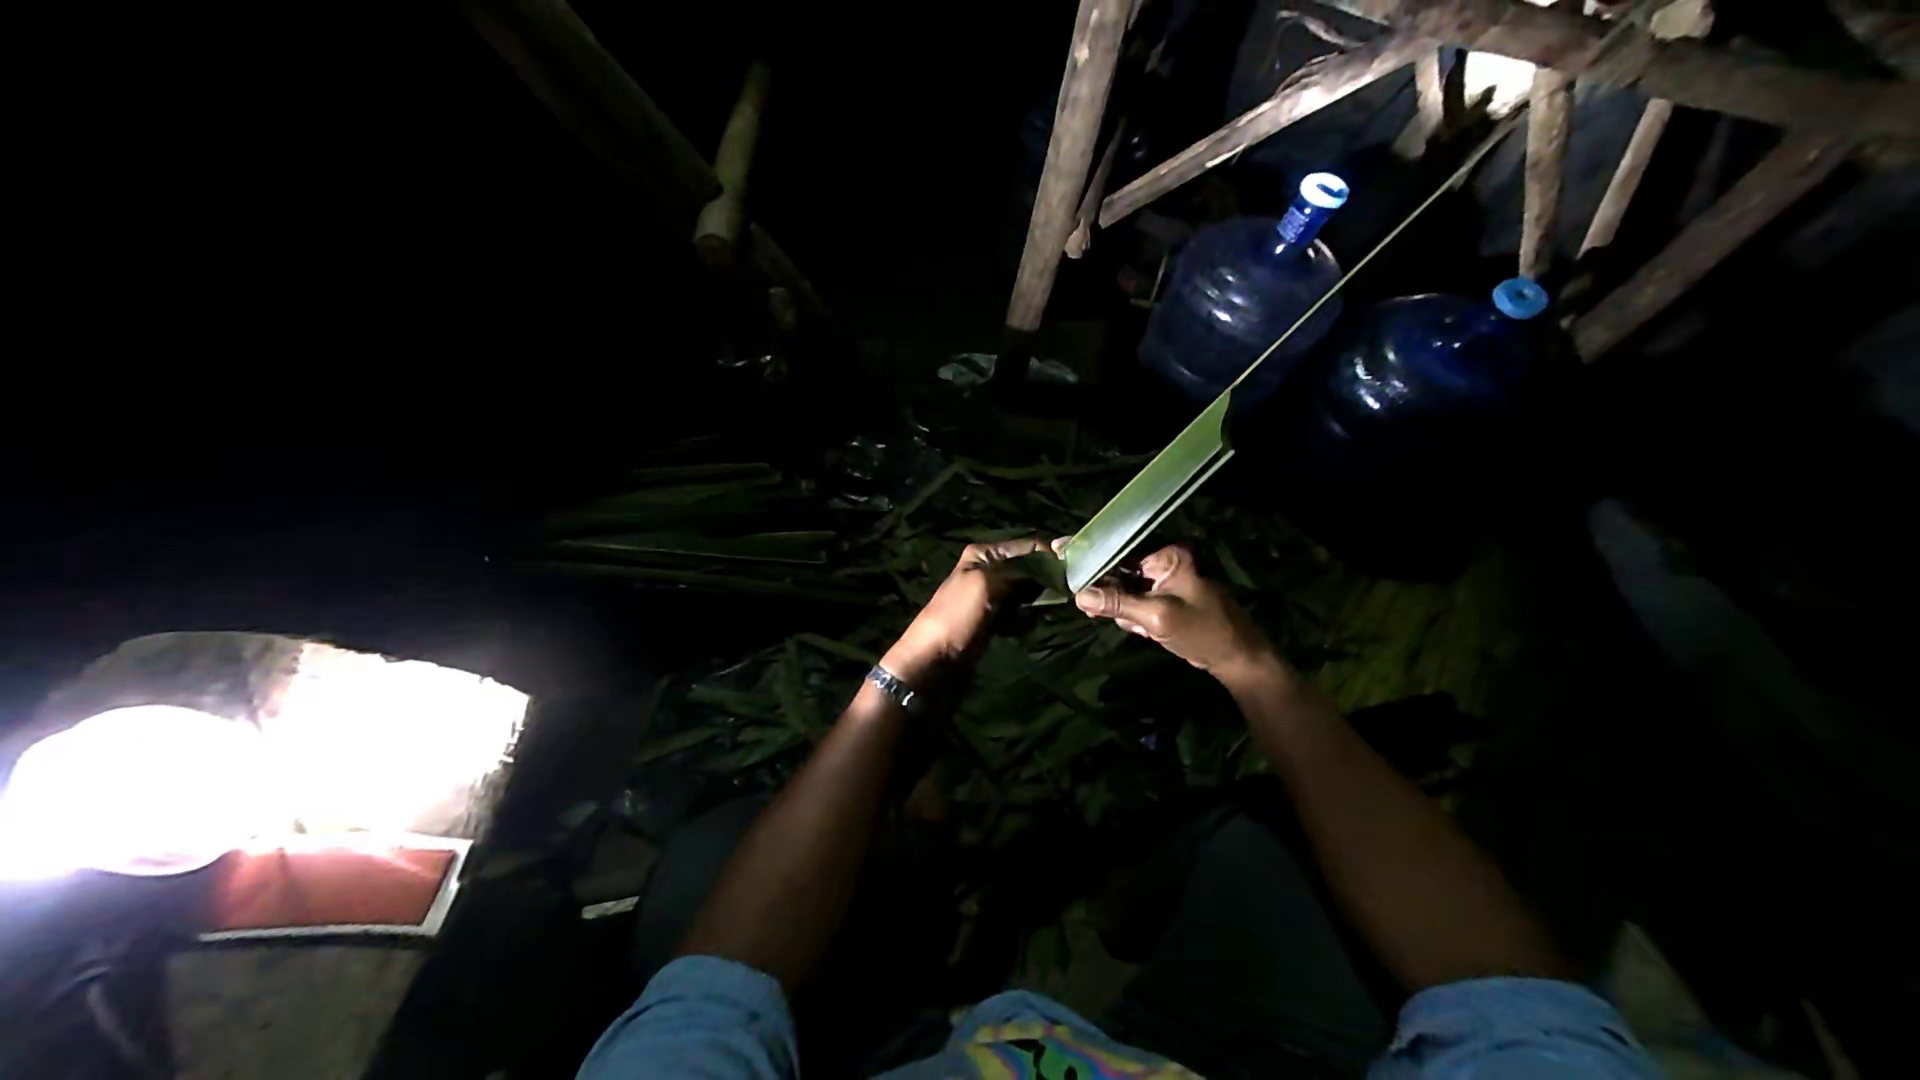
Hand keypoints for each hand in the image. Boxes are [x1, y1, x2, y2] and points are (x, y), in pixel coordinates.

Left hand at [880, 538, 1045, 686]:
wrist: (934, 661)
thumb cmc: (957, 616)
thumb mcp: (987, 584)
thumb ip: (1020, 572)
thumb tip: (1054, 567)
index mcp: (985, 555)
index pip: (1028, 546)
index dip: (1050, 557)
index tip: (1070, 573)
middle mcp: (990, 570)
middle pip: (1031, 570)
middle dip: (1044, 584)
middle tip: (1056, 598)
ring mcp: (992, 596)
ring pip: (1029, 594)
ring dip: (1034, 606)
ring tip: (1027, 617)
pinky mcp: (995, 619)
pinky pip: (1021, 614)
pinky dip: (1023, 621)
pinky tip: (1015, 629)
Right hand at [1070, 542, 1280, 685]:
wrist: (1238, 660)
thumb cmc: (1203, 632)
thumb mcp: (1157, 617)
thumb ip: (1118, 603)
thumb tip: (1079, 595)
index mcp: (1167, 556)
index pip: (1119, 551)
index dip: (1089, 556)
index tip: (1058, 550)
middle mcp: (1164, 564)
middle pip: (1118, 573)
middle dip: (1114, 598)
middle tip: (1119, 616)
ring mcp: (1163, 583)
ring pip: (1124, 593)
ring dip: (1127, 614)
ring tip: (1146, 629)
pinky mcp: (1163, 601)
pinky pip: (1135, 605)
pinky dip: (1135, 620)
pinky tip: (1149, 632)